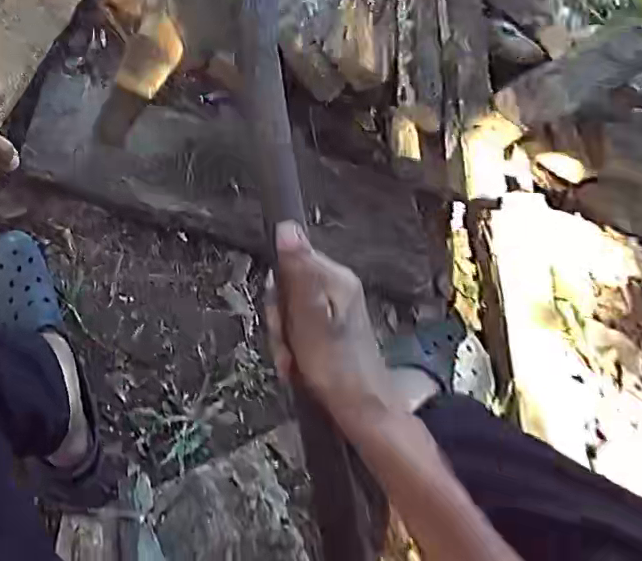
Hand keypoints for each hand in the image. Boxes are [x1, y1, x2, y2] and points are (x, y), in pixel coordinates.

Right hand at [264, 221, 393, 423]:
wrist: (364, 414)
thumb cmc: (335, 366)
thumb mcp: (308, 316)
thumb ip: (297, 272)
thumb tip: (286, 226)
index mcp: (334, 276)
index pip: (288, 258)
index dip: (277, 288)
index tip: (280, 315)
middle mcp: (337, 285)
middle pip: (286, 285)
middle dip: (279, 318)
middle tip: (288, 344)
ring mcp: (335, 306)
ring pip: (288, 309)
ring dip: (284, 336)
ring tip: (294, 359)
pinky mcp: (331, 327)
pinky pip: (299, 325)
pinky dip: (293, 345)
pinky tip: (299, 364)